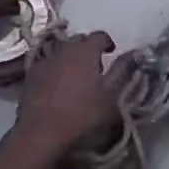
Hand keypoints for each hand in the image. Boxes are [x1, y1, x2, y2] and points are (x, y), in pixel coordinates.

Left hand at [15, 32, 133, 155]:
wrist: (42, 132)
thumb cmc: (83, 114)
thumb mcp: (111, 94)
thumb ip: (123, 70)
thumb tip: (138, 52)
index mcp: (85, 51)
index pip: (99, 35)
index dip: (107, 42)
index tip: (111, 53)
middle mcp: (63, 49)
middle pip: (78, 40)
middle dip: (88, 48)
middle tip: (95, 65)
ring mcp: (44, 61)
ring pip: (60, 50)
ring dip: (70, 56)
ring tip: (75, 74)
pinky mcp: (30, 75)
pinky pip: (46, 63)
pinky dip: (55, 67)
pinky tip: (57, 84)